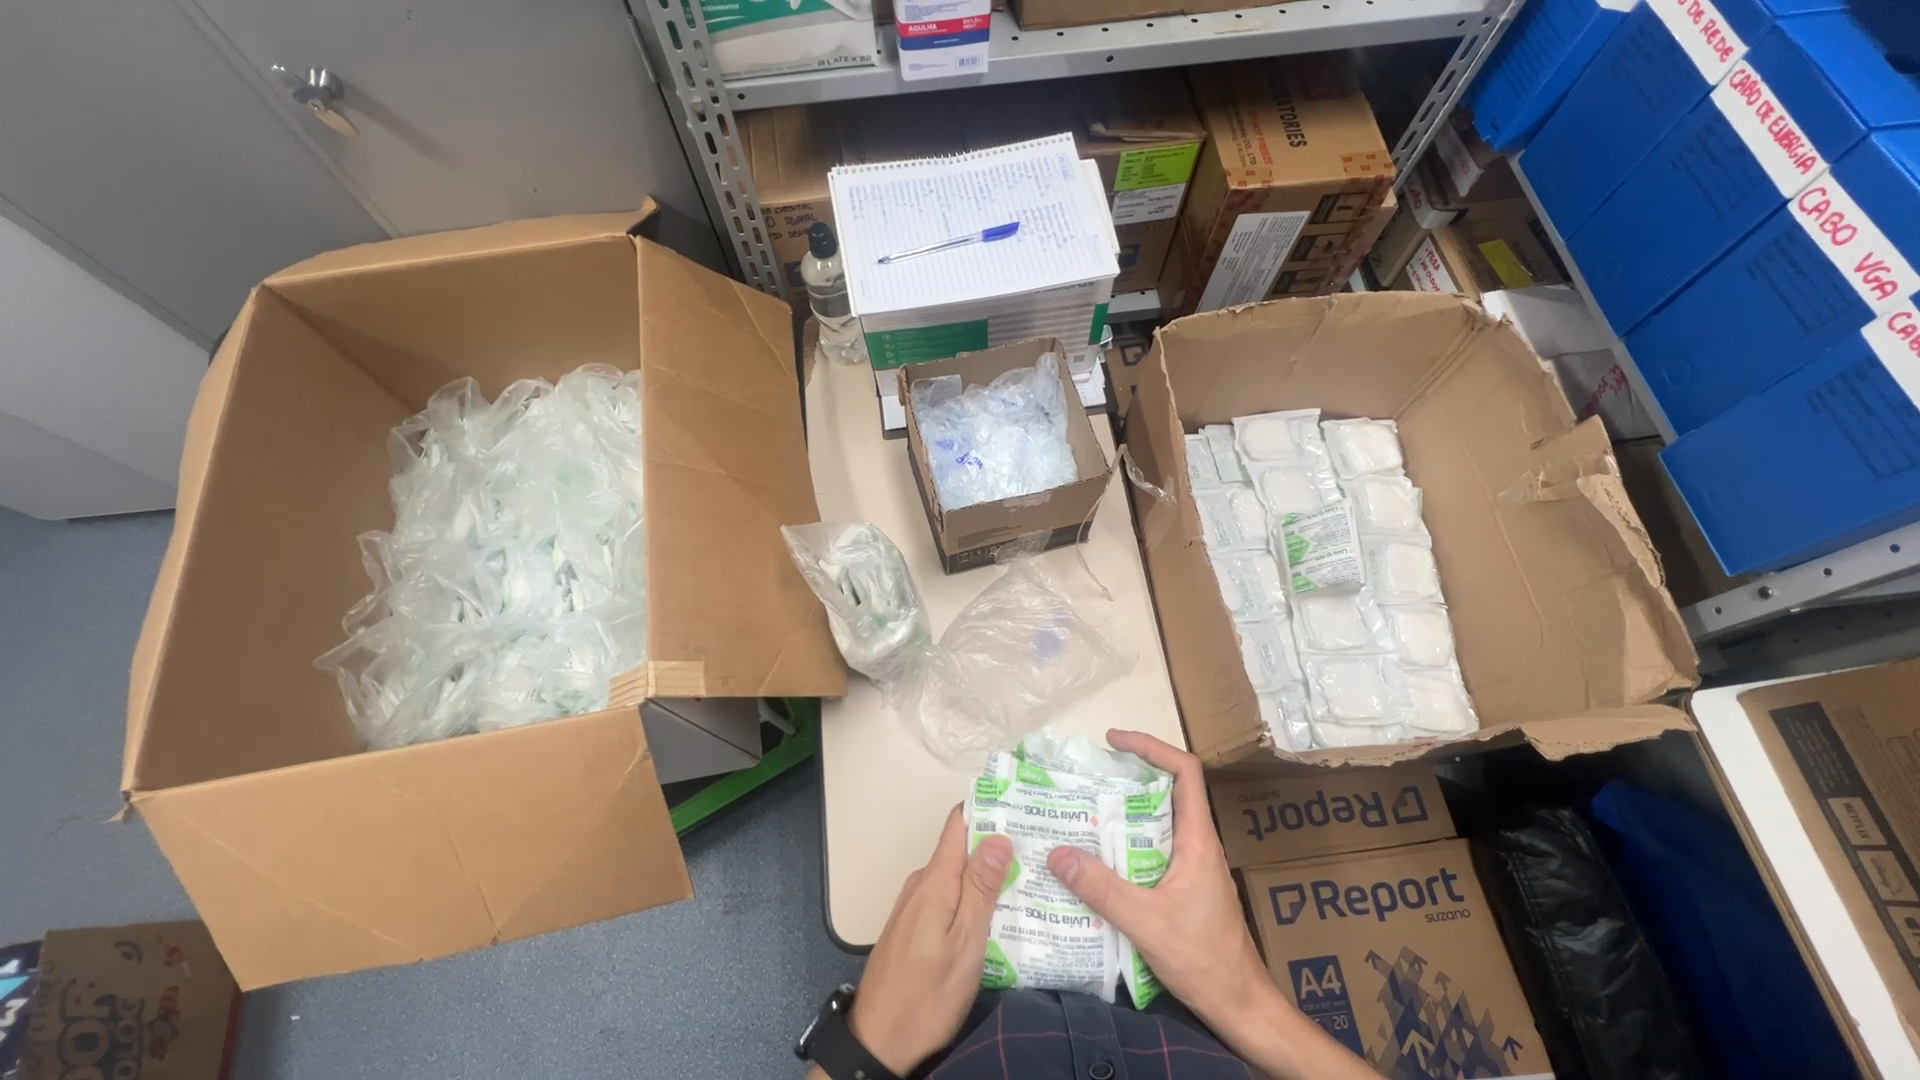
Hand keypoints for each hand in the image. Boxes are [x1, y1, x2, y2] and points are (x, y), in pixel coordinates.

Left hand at [848, 804, 1010, 1076]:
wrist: (878, 1042)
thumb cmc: (927, 996)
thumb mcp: (965, 943)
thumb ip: (981, 889)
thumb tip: (997, 835)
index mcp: (935, 881)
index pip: (959, 823)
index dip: (989, 809)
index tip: (1022, 808)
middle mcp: (921, 884)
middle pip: (961, 849)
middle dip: (997, 847)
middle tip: (1040, 853)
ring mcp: (915, 905)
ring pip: (956, 877)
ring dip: (986, 877)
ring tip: (1028, 884)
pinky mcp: (913, 926)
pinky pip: (947, 898)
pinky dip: (972, 899)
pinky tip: (996, 916)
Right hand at [1044, 730, 1271, 1033]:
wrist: (1240, 1006)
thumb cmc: (1204, 960)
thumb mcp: (1146, 923)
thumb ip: (1102, 888)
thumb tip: (1057, 852)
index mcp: (1197, 840)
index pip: (1185, 772)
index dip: (1152, 747)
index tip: (1115, 740)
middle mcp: (1197, 846)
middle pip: (1167, 792)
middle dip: (1129, 777)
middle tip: (1087, 778)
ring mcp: (1193, 868)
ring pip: (1158, 824)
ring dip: (1124, 813)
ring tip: (1082, 813)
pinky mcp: (1185, 889)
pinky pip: (1152, 851)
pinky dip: (1126, 846)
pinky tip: (1098, 862)